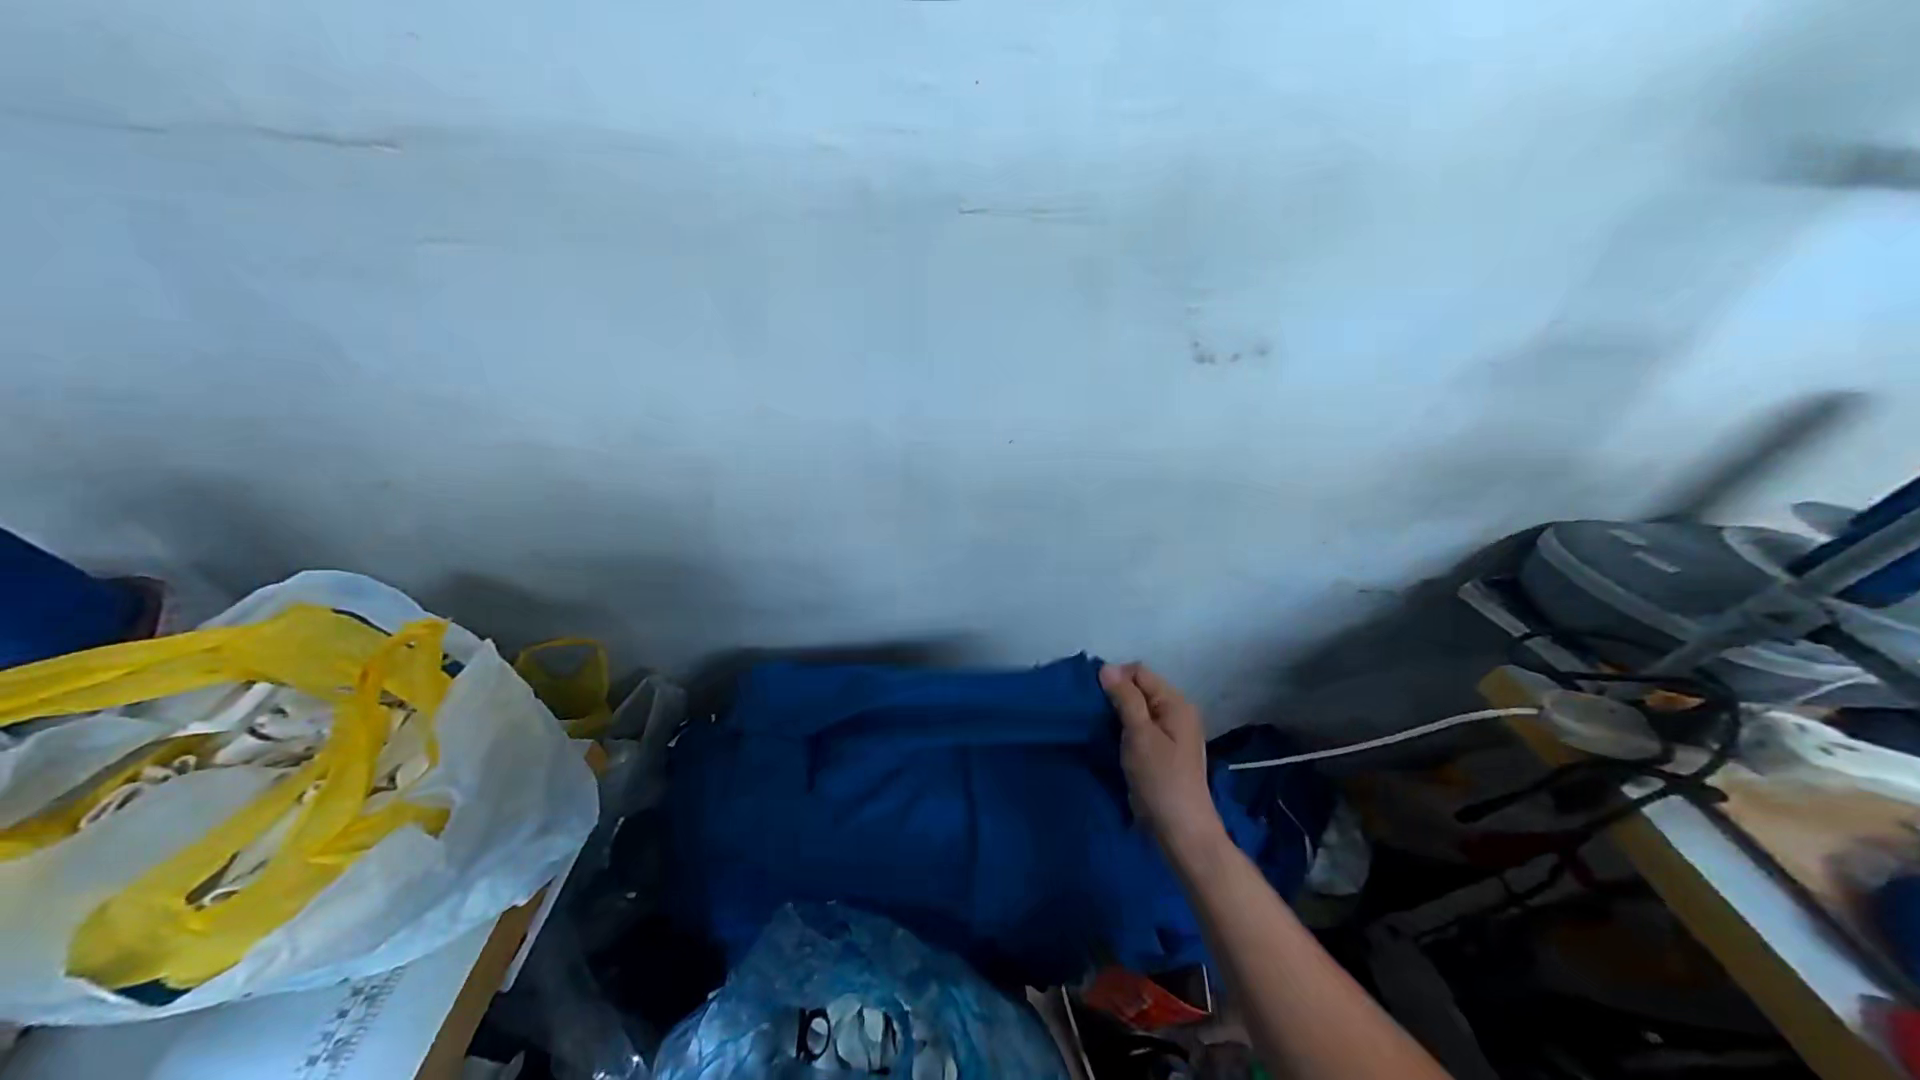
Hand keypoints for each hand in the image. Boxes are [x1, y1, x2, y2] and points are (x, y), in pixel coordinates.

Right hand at [1100, 662, 1223, 849]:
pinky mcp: (1162, 751)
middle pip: (1139, 689)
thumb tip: (1107, 668)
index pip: (1139, 672)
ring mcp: (1171, 733)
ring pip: (1137, 710)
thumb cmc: (1160, 779)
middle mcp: (1176, 712)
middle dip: (1115, 696)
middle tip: (1093, 714)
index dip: (1115, 678)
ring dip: (1117, 714)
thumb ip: (1125, 698)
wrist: (1180, 829)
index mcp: (1176, 703)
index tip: (1093, 698)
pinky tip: (1111, 741)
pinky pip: (1140, 728)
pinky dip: (1124, 730)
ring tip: (1099, 728)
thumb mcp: (1139, 734)